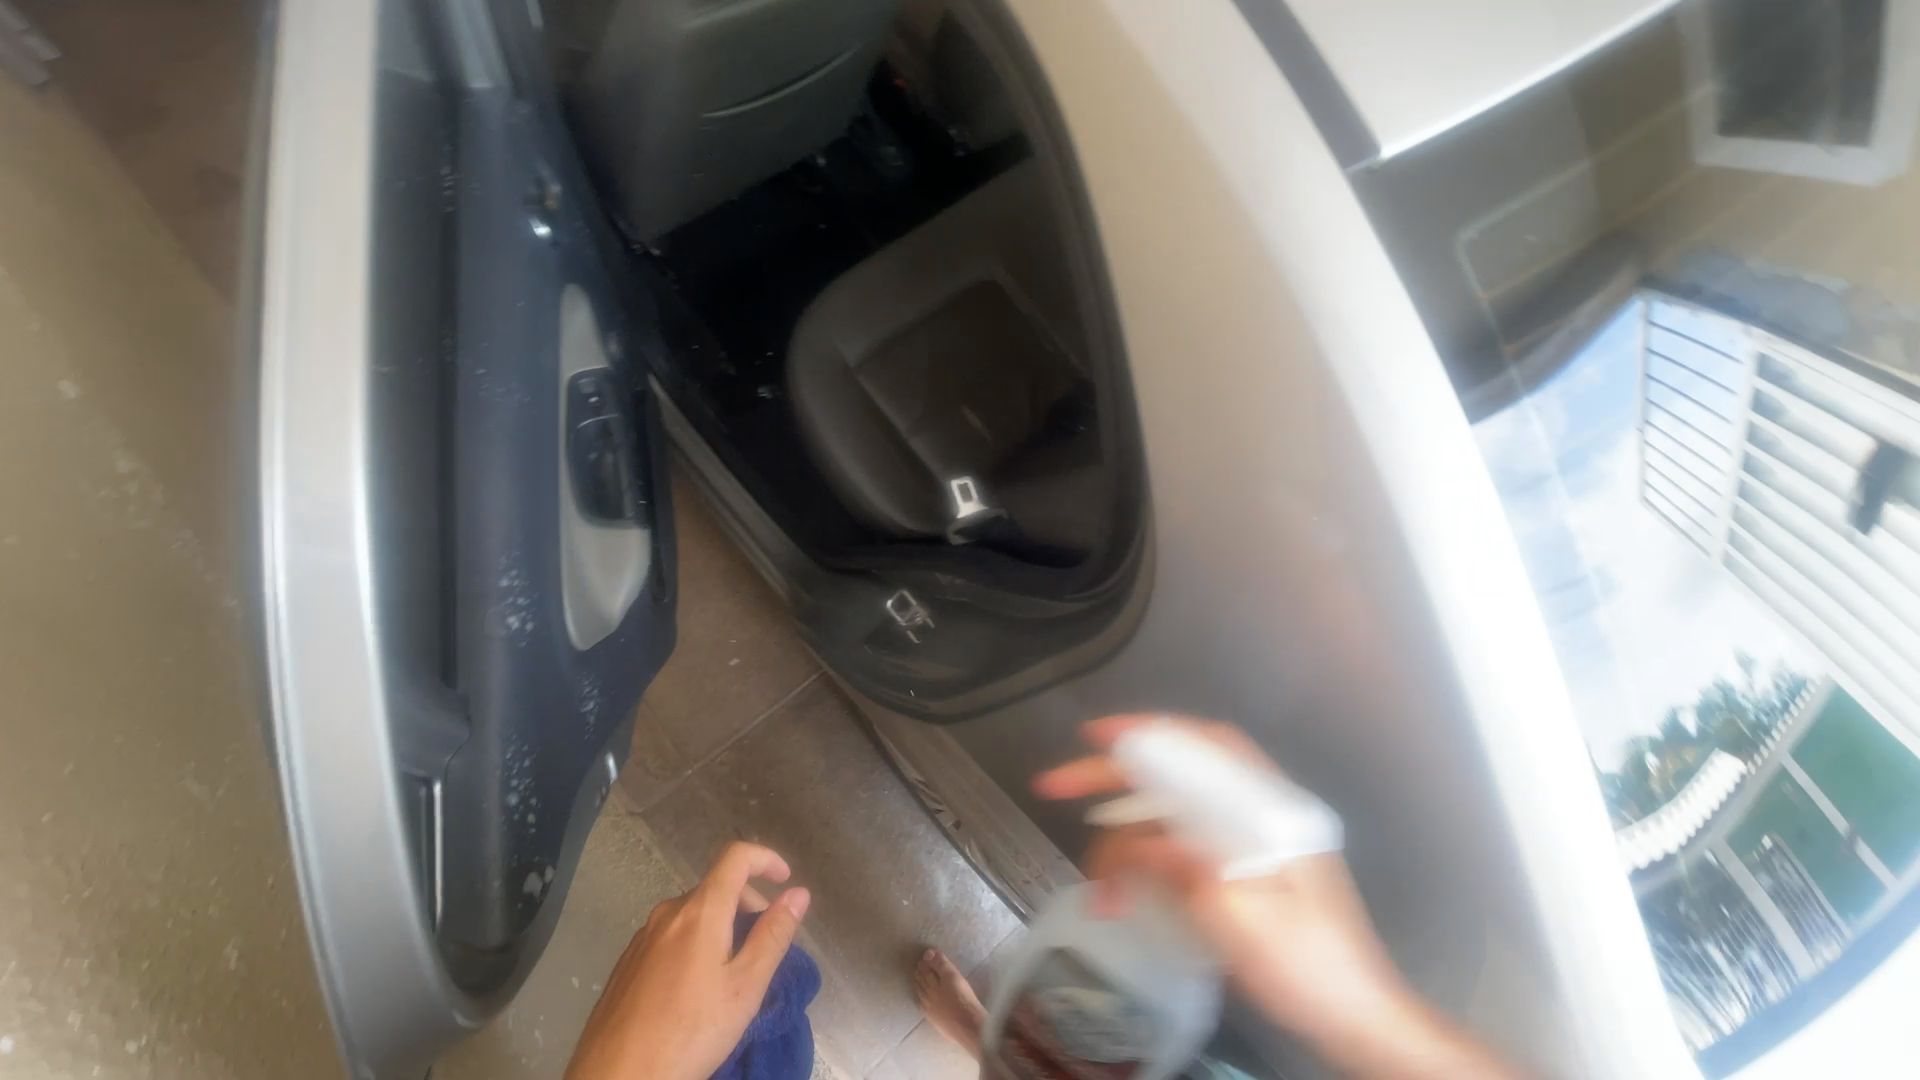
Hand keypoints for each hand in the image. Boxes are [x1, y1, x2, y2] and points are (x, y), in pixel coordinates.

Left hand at [565, 841, 811, 1079]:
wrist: (615, 1079)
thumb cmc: (689, 1033)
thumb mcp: (744, 988)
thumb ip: (773, 935)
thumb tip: (798, 893)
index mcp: (699, 911)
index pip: (735, 856)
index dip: (766, 859)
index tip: (786, 880)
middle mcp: (668, 913)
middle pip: (716, 886)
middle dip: (749, 903)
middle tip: (764, 946)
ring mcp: (643, 937)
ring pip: (694, 912)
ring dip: (722, 925)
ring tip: (732, 973)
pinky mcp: (628, 962)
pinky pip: (672, 934)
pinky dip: (696, 941)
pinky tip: (695, 988)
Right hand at [1036, 716, 1526, 1079]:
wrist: (1360, 1019)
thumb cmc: (1308, 968)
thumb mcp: (1241, 917)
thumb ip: (1186, 867)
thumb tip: (1135, 844)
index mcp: (1267, 807)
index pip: (1199, 745)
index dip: (1143, 732)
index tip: (1090, 736)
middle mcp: (1256, 810)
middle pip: (1175, 772)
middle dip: (1111, 776)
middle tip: (1055, 785)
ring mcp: (1247, 837)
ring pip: (1170, 810)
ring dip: (1124, 831)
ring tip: (1094, 873)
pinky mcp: (1239, 865)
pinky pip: (1179, 840)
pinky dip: (1144, 853)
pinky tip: (1125, 879)